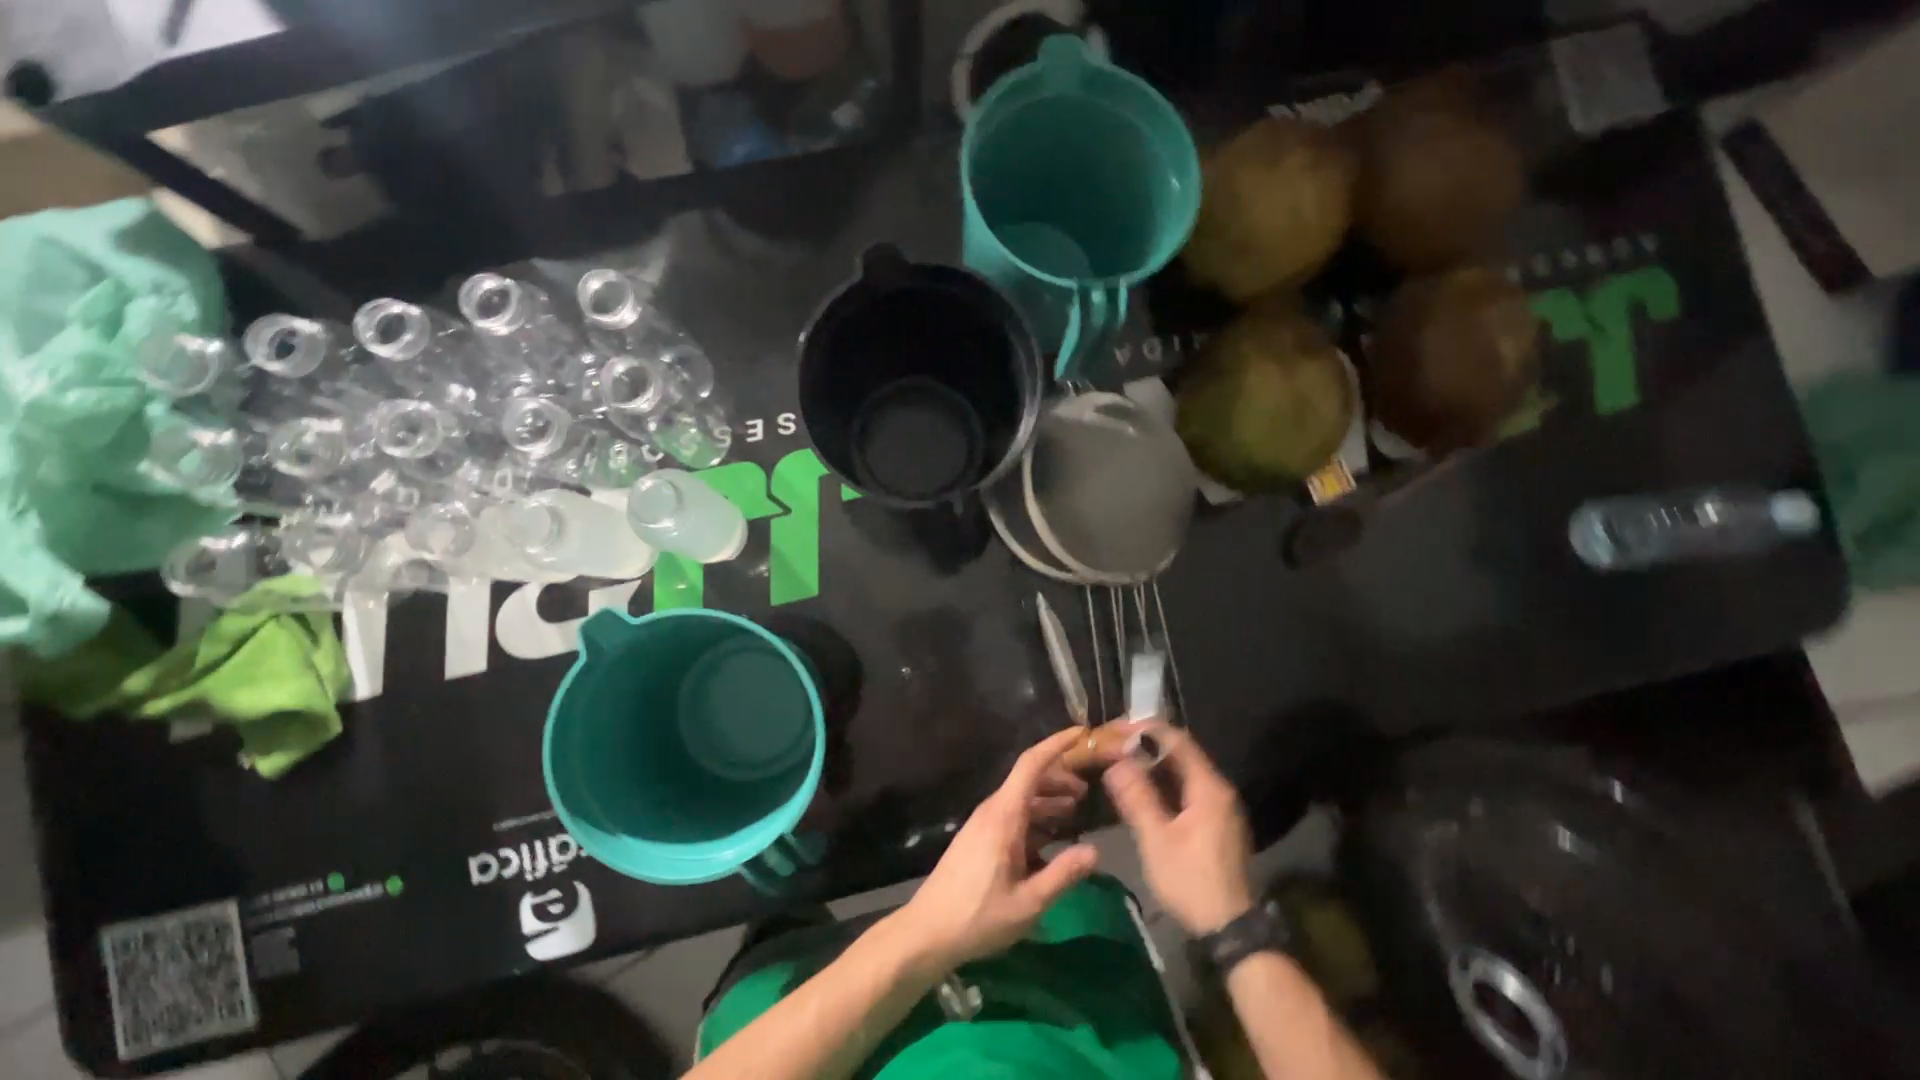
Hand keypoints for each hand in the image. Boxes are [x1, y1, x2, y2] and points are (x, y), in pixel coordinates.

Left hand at [894, 728, 1099, 971]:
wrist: (927, 933)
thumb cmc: (978, 917)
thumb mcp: (1029, 903)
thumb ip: (1063, 875)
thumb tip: (1095, 850)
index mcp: (1004, 816)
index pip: (1031, 764)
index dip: (1057, 744)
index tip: (1082, 734)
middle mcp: (992, 812)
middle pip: (1029, 779)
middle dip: (1060, 777)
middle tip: (1089, 790)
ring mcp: (983, 825)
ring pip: (1021, 799)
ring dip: (1049, 799)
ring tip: (1076, 810)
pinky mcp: (979, 840)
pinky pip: (1013, 817)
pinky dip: (1036, 818)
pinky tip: (1052, 838)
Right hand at [1103, 722, 1253, 934]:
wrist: (1228, 927)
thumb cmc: (1191, 882)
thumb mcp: (1157, 840)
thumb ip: (1137, 798)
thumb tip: (1115, 762)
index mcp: (1209, 788)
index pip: (1178, 741)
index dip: (1145, 730)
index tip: (1114, 728)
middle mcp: (1219, 790)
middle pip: (1181, 754)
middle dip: (1146, 746)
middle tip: (1111, 744)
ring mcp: (1220, 807)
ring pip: (1183, 772)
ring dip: (1153, 765)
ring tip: (1119, 762)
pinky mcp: (1216, 823)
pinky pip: (1187, 789)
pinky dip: (1163, 783)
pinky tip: (1140, 789)